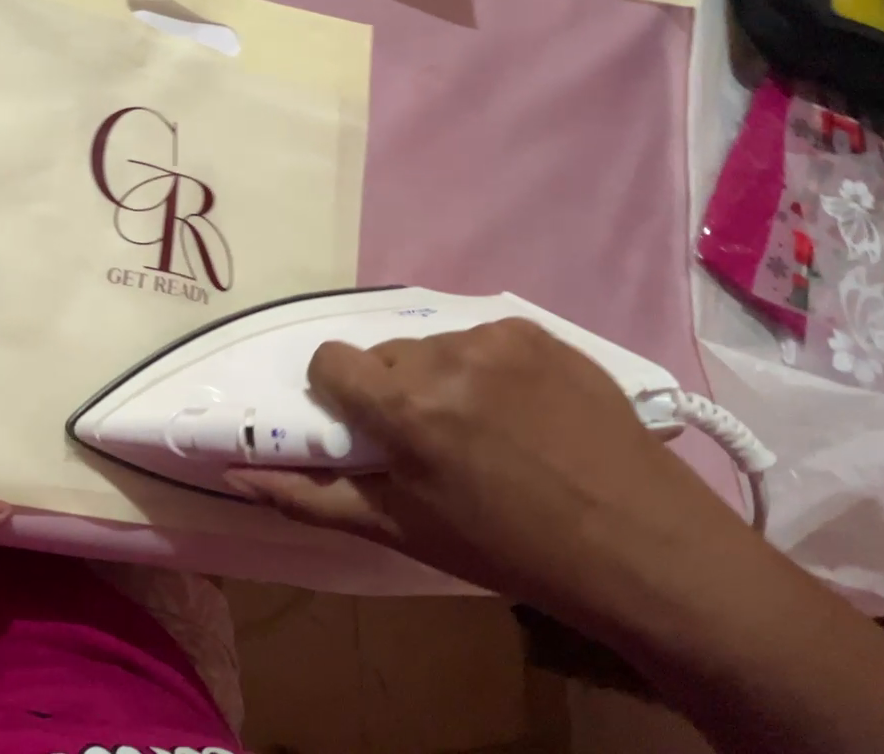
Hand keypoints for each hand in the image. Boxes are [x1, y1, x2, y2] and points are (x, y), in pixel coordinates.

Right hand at [225, 319, 756, 631]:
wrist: (646, 551)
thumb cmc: (508, 548)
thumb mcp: (400, 529)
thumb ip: (308, 496)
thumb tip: (237, 475)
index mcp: (405, 408)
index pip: (330, 360)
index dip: (339, 395)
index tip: (367, 430)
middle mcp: (445, 357)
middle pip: (382, 354)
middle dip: (390, 390)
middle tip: (430, 440)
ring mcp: (499, 338)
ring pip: (430, 345)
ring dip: (437, 378)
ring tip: (483, 426)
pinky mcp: (541, 332)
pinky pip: (480, 337)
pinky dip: (483, 366)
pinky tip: (521, 408)